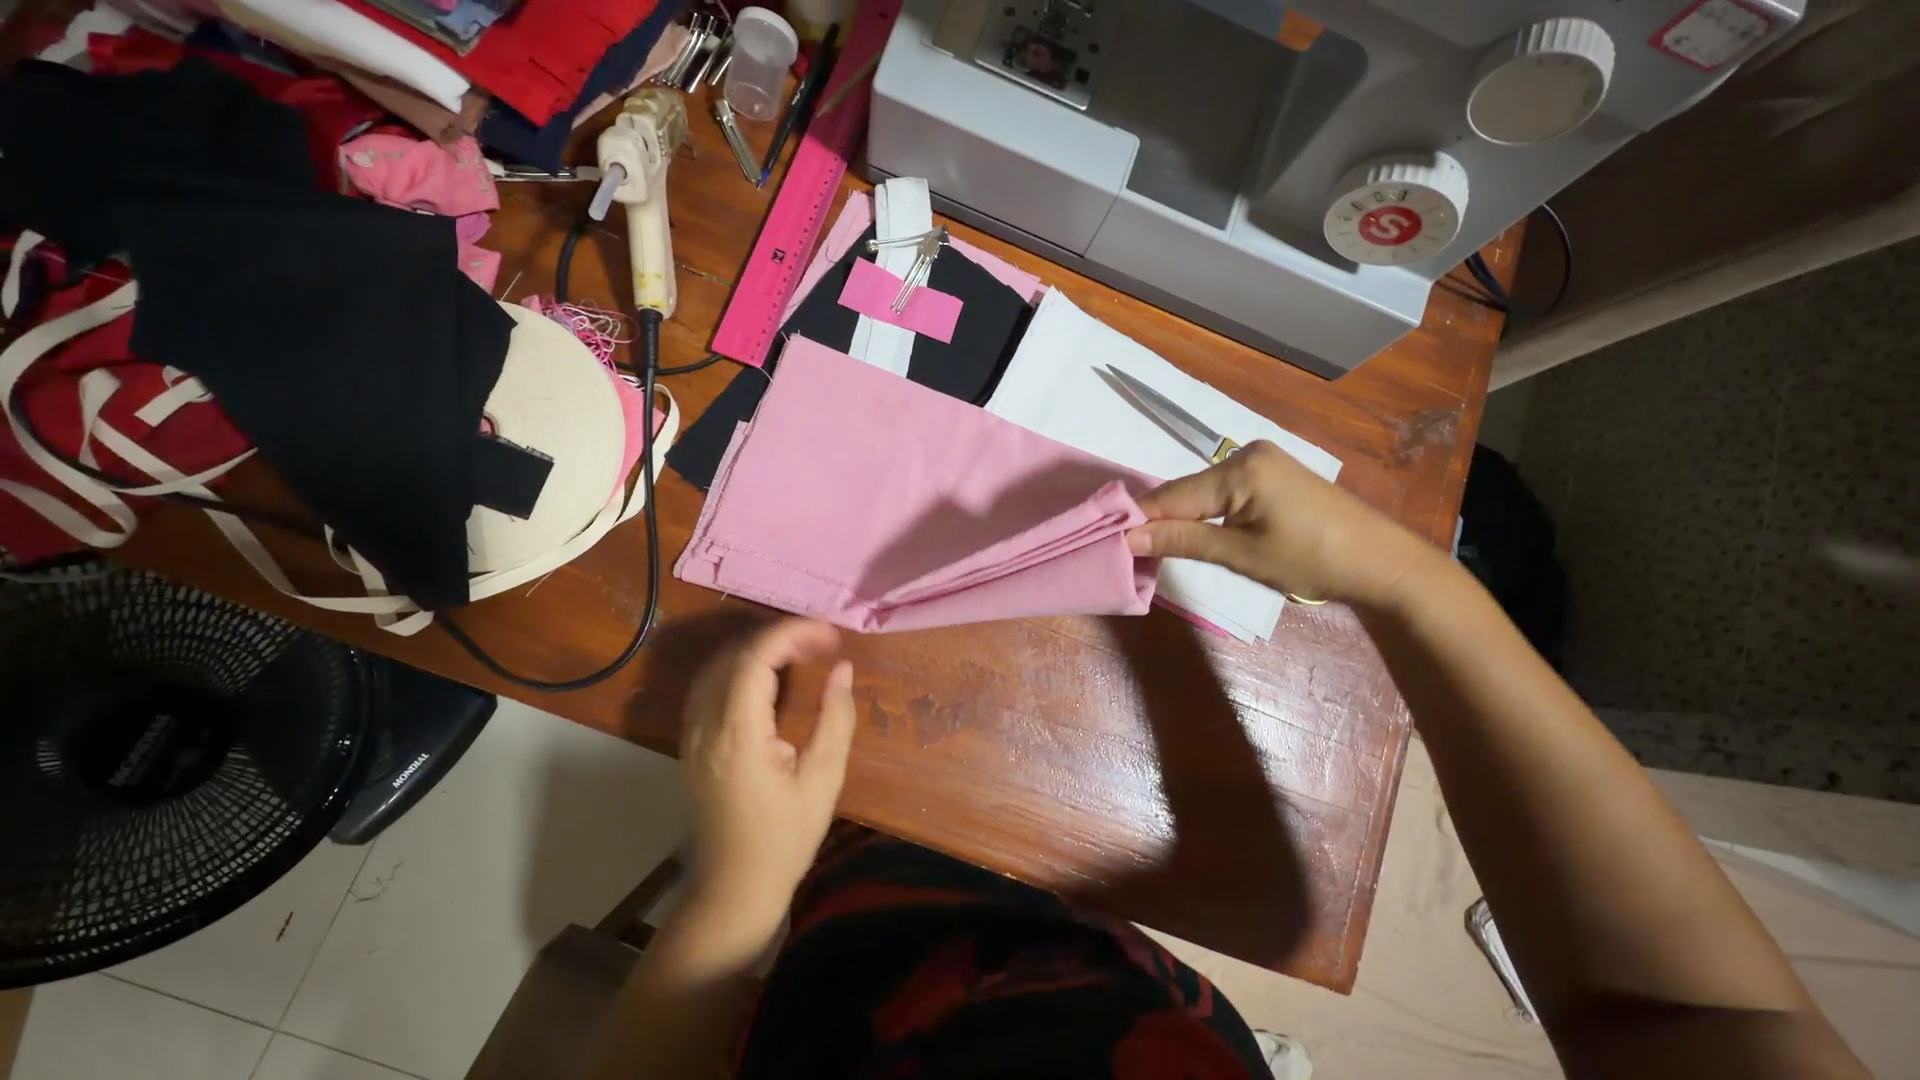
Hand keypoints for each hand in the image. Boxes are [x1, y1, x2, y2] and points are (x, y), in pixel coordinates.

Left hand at [679, 618, 855, 938]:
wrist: (734, 888)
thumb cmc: (784, 840)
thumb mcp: (823, 781)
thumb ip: (835, 719)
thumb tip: (842, 668)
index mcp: (737, 734)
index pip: (755, 658)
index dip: (792, 634)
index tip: (831, 635)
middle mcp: (705, 726)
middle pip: (733, 655)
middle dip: (779, 638)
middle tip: (823, 643)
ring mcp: (691, 735)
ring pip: (716, 667)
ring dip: (757, 650)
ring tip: (801, 652)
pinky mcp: (691, 744)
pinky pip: (708, 687)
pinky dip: (738, 669)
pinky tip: (767, 678)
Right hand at [1126, 440, 1438, 609]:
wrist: (1383, 564)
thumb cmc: (1314, 561)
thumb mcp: (1242, 555)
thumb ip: (1183, 541)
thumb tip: (1128, 538)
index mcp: (1240, 468)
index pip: (1172, 495)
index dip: (1139, 520)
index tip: (1107, 543)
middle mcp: (1247, 454)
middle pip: (1185, 490)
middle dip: (1159, 520)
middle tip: (1130, 552)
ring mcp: (1263, 461)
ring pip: (1203, 492)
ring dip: (1181, 519)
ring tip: (1156, 548)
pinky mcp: (1273, 475)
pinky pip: (1224, 492)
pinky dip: (1206, 513)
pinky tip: (1194, 533)